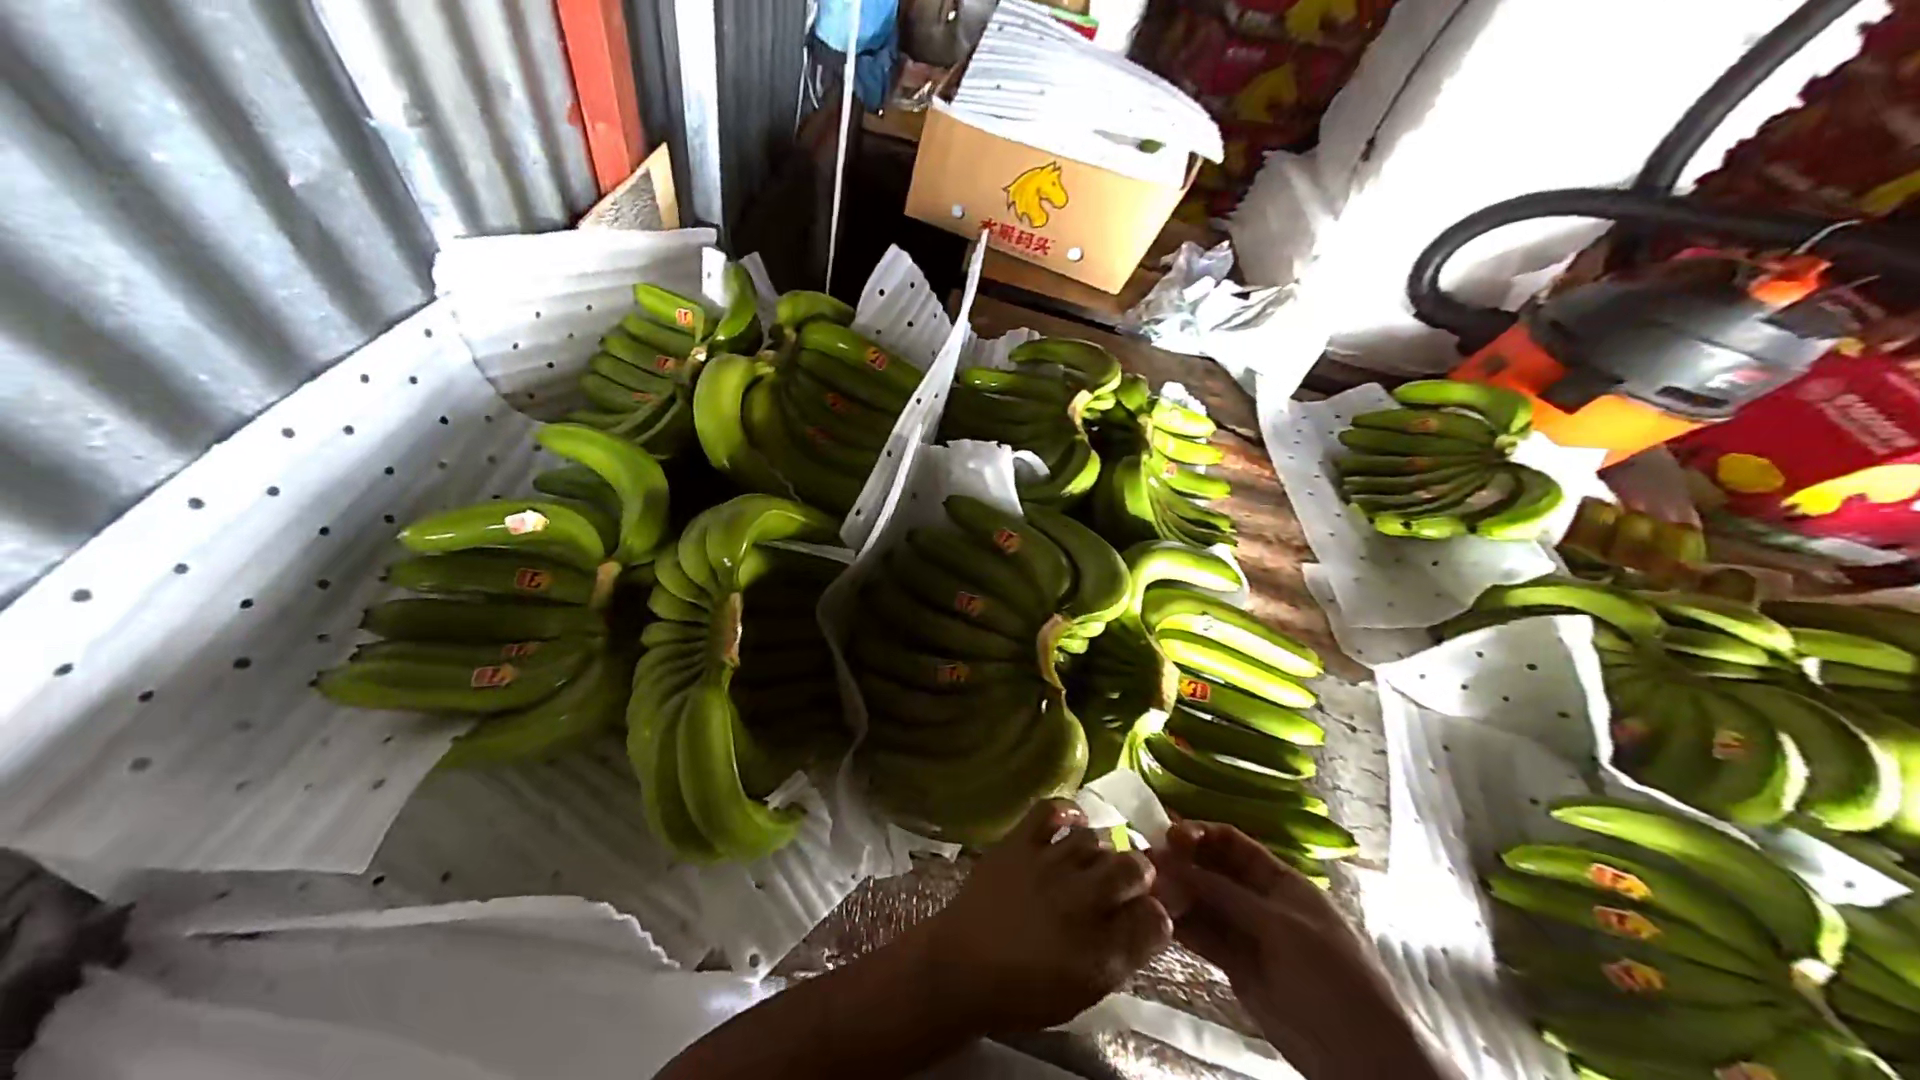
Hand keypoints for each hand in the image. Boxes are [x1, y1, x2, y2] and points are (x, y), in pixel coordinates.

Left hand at [914, 799, 1172, 1033]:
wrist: (960, 968)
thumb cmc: (1023, 991)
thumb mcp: (1084, 989)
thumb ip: (1122, 954)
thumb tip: (1148, 921)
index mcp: (1102, 950)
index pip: (1156, 919)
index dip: (1158, 914)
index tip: (1149, 915)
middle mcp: (1082, 900)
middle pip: (1134, 869)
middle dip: (1141, 875)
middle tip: (1126, 883)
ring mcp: (1049, 865)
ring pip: (1097, 840)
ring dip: (1103, 850)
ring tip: (1094, 861)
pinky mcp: (1019, 842)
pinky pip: (1052, 810)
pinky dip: (1067, 811)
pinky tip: (1073, 821)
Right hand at [1149, 821, 1456, 1079]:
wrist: (1359, 1055)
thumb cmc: (1332, 975)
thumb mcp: (1280, 926)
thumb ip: (1225, 894)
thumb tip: (1172, 861)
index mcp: (1280, 880)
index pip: (1232, 844)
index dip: (1200, 834)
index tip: (1167, 834)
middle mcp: (1258, 899)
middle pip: (1212, 870)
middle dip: (1180, 863)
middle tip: (1142, 862)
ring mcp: (1245, 933)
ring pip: (1202, 903)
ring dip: (1174, 894)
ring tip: (1141, 890)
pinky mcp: (1234, 964)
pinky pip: (1202, 936)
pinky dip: (1179, 926)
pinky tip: (1154, 918)